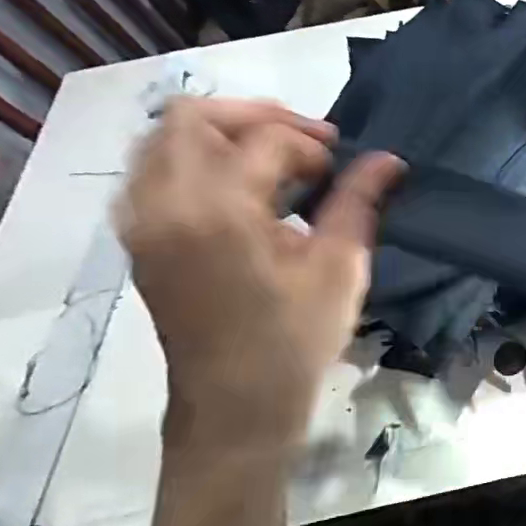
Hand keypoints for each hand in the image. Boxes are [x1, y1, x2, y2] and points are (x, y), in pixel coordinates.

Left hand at [117, 97, 402, 458]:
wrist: (234, 408)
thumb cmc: (294, 341)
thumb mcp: (340, 268)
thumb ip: (359, 201)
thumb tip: (389, 159)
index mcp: (217, 211)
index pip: (265, 141)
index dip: (313, 147)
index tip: (340, 173)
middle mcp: (163, 204)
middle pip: (193, 117)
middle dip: (257, 117)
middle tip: (306, 142)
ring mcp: (140, 221)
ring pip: (163, 137)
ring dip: (221, 133)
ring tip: (272, 157)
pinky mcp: (137, 238)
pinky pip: (151, 169)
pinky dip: (194, 158)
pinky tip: (237, 185)